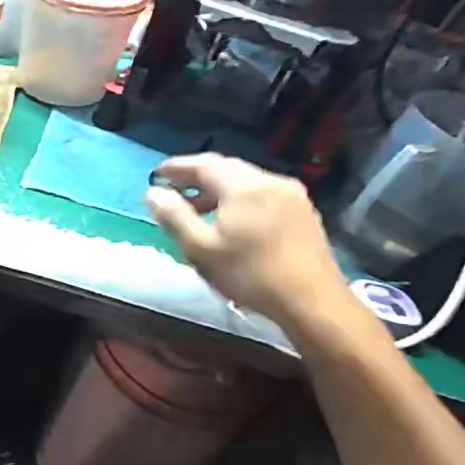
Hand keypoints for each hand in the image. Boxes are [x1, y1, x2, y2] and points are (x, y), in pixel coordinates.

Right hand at [144, 154, 368, 336]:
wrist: (312, 301)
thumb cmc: (250, 275)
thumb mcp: (202, 249)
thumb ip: (174, 217)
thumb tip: (153, 193)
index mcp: (243, 185)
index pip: (204, 163)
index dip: (177, 167)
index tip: (157, 175)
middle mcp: (269, 180)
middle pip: (227, 169)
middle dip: (198, 177)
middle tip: (174, 190)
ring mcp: (291, 195)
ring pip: (247, 182)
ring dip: (219, 190)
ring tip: (199, 209)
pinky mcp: (303, 213)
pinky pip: (264, 195)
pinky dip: (241, 200)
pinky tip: (233, 222)